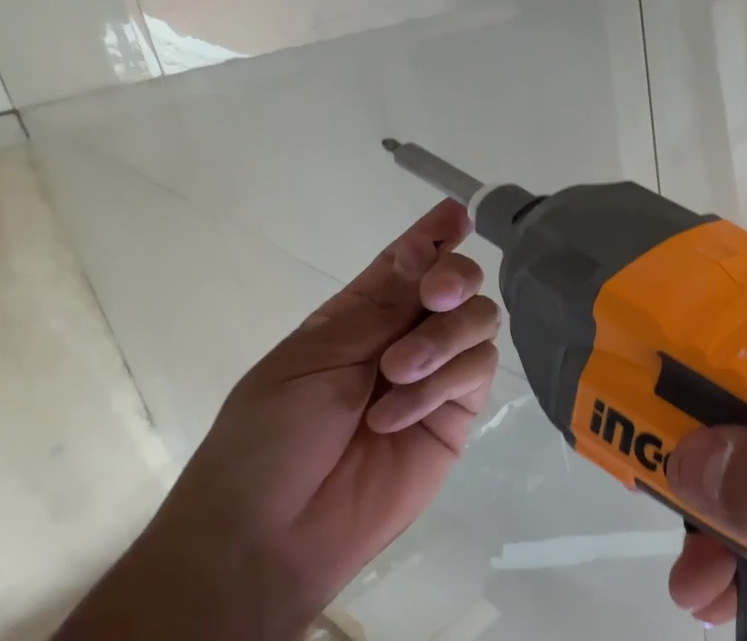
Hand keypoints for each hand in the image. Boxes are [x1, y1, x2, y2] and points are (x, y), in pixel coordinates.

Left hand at [57, 200, 501, 638]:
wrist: (270, 534)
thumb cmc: (266, 440)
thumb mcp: (312, 358)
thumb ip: (381, 305)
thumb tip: (429, 246)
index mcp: (359, 316)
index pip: (407, 261)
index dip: (434, 235)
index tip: (457, 212)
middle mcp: (406, 336)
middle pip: (459, 283)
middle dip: (455, 278)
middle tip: (437, 296)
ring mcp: (437, 374)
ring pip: (480, 322)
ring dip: (443, 338)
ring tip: (396, 375)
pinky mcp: (459, 412)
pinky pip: (478, 371)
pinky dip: (442, 385)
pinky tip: (397, 414)